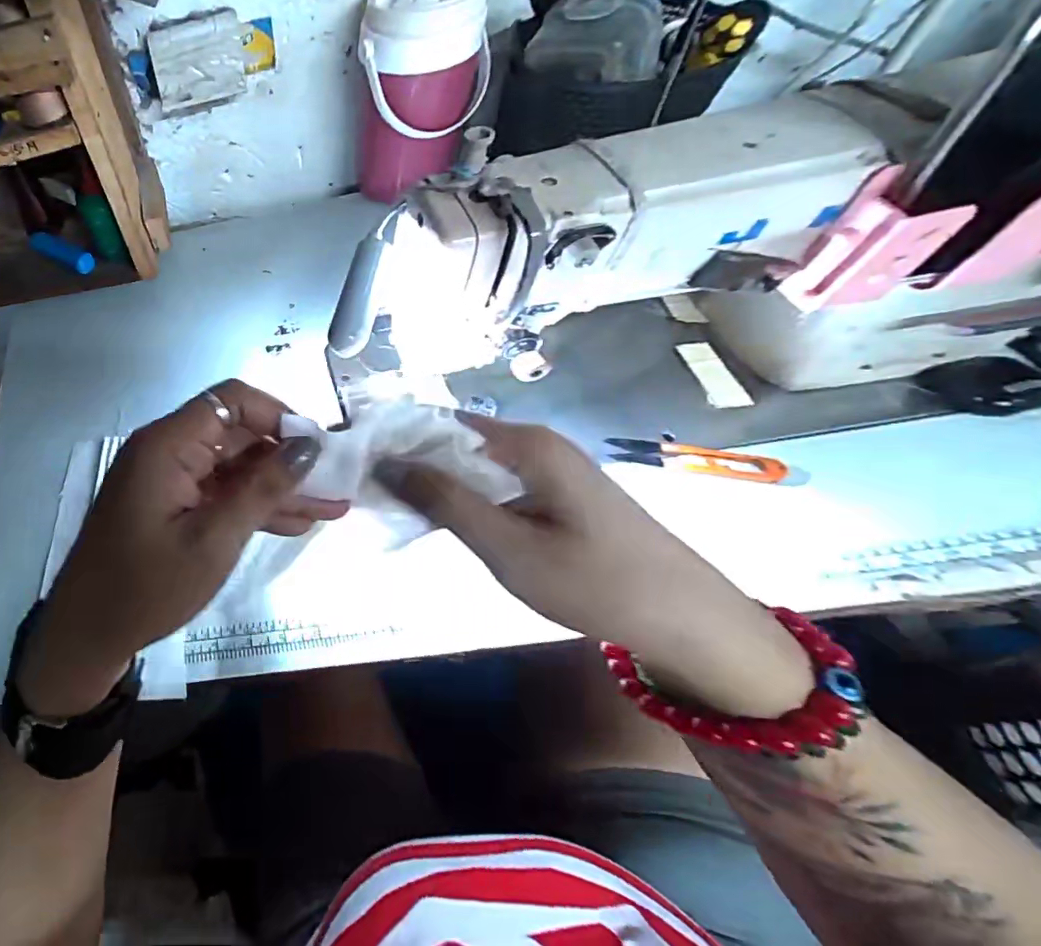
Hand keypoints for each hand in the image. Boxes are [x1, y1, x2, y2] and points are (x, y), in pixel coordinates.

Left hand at [18, 381, 348, 715]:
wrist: (86, 638)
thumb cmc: (147, 587)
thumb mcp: (215, 539)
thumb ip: (264, 488)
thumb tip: (309, 445)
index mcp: (168, 445)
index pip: (232, 400)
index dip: (278, 415)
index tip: (316, 449)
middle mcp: (168, 451)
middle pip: (239, 434)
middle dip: (289, 458)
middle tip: (335, 484)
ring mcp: (171, 480)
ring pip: (237, 468)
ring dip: (280, 487)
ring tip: (331, 508)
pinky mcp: (174, 506)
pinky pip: (222, 493)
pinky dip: (255, 506)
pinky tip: (297, 522)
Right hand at [376, 415, 812, 717]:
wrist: (685, 618)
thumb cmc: (595, 581)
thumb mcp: (509, 547)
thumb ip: (446, 502)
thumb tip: (388, 462)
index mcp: (527, 444)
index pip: (441, 422)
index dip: (397, 440)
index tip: (355, 466)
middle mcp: (538, 443)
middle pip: (457, 440)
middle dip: (413, 464)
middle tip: (368, 496)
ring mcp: (551, 467)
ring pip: (476, 465)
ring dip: (439, 484)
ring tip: (394, 510)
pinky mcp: (558, 492)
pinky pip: (499, 484)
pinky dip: (468, 499)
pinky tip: (447, 522)